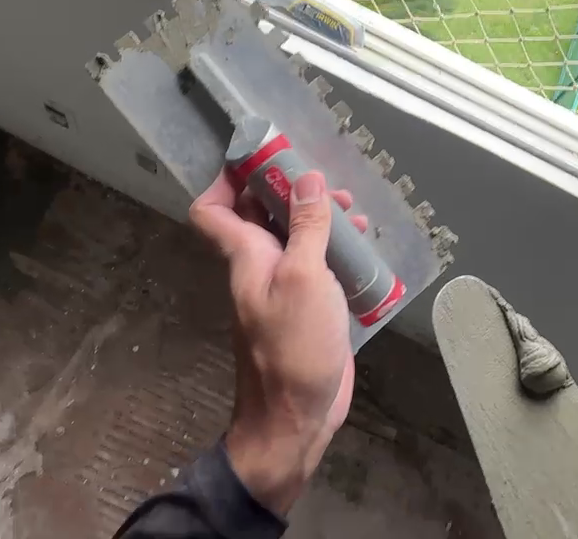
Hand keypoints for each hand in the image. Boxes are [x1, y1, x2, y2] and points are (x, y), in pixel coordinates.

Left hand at [189, 168, 366, 515]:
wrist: (296, 420)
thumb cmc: (293, 347)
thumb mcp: (304, 277)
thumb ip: (306, 227)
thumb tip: (307, 178)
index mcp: (246, 255)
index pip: (213, 210)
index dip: (228, 179)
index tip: (262, 157)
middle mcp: (260, 266)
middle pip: (262, 215)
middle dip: (290, 190)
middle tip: (326, 180)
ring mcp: (284, 288)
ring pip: (294, 237)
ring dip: (318, 218)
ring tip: (354, 210)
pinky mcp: (309, 307)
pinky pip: (317, 264)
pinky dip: (336, 249)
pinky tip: (364, 247)